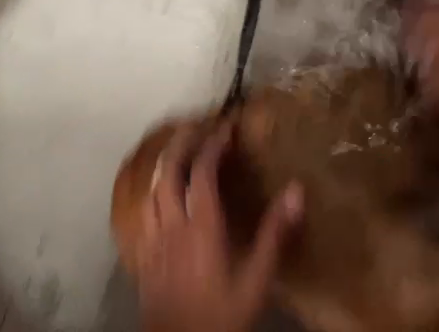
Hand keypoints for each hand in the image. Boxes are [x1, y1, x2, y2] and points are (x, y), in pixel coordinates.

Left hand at [129, 119, 302, 331]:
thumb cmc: (221, 317)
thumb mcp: (256, 280)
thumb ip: (274, 234)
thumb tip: (296, 190)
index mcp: (201, 227)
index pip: (202, 172)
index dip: (213, 145)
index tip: (227, 128)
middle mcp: (172, 226)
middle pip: (168, 172)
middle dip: (181, 143)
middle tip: (198, 126)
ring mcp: (153, 242)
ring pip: (151, 189)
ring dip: (164, 164)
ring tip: (179, 151)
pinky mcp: (143, 258)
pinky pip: (143, 212)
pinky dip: (153, 191)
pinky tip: (160, 196)